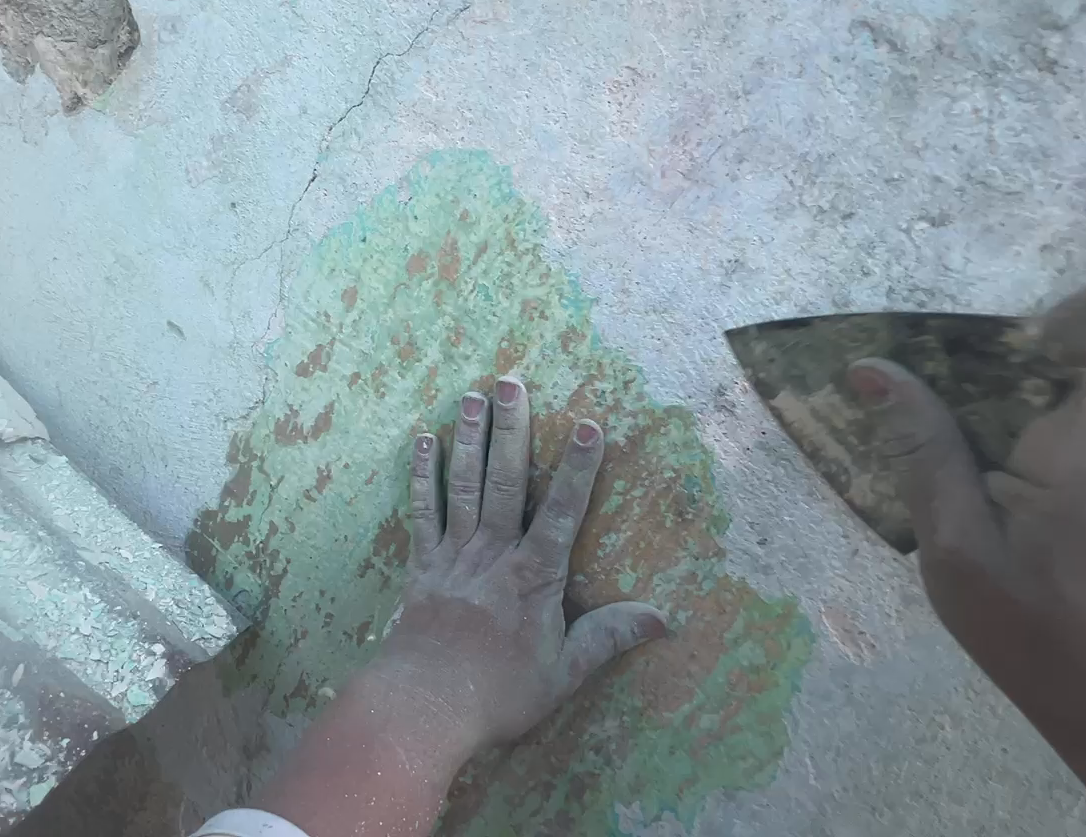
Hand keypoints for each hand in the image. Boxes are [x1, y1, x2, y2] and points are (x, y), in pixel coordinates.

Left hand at [249, 375, 665, 835]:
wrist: (426, 703)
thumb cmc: (500, 691)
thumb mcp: (565, 672)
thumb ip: (609, 638)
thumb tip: (664, 619)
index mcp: (533, 575)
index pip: (563, 511)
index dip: (578, 469)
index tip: (588, 426)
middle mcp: (494, 551)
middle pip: (506, 479)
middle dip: (511, 428)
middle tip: (510, 383)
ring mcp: (454, 552)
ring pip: (464, 484)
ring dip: (468, 438)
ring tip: (471, 396)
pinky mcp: (423, 561)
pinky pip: (422, 509)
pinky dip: (423, 474)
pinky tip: (424, 441)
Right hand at [850, 359, 1085, 836]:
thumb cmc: (1040, 639)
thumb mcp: (956, 546)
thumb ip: (922, 450)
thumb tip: (874, 369)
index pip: (1061, 345)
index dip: (984, 338)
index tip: (916, 355)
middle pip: (1047, 374)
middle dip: (966, 386)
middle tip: (896, 408)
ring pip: (1056, 408)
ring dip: (990, 421)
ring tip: (929, 454)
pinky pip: (1075, 439)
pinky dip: (1020, 447)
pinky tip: (979, 487)